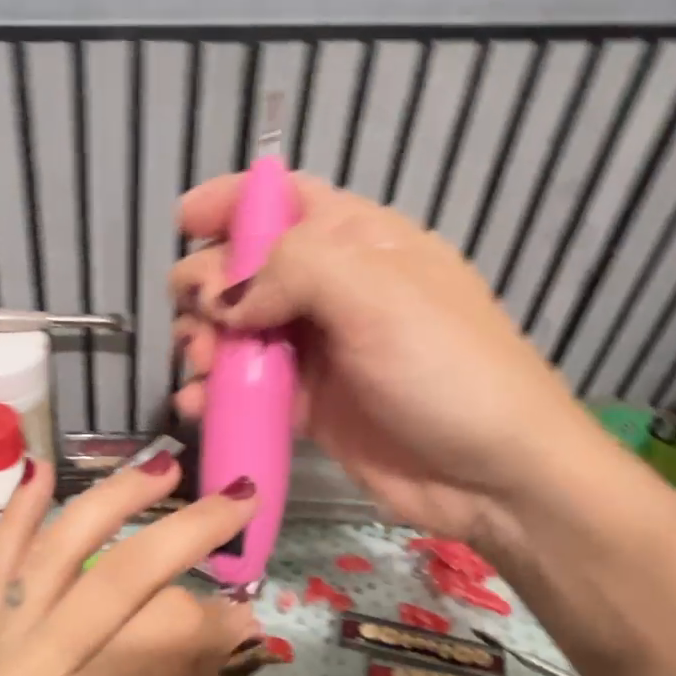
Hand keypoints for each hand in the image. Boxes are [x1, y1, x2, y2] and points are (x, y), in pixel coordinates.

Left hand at [0, 458, 259, 675]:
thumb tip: (232, 620)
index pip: (166, 629)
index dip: (215, 615)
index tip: (245, 615)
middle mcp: (35, 667)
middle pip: (121, 574)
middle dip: (189, 531)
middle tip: (239, 502)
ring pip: (59, 549)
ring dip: (114, 499)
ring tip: (165, 468)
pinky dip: (17, 512)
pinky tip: (42, 470)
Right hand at [168, 174, 604, 540]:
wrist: (493, 474)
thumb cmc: (446, 368)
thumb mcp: (375, 294)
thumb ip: (291, 271)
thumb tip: (223, 296)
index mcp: (358, 241)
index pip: (284, 200)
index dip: (232, 202)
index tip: (183, 225)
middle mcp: (333, 290)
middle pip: (246, 269)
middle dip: (208, 287)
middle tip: (201, 326)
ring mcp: (320, 352)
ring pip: (239, 332)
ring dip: (206, 343)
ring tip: (200, 369)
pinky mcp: (310, 407)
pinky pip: (249, 391)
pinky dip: (218, 395)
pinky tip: (198, 407)